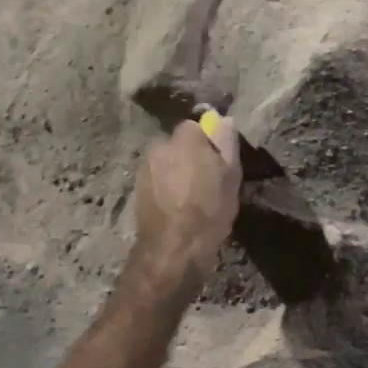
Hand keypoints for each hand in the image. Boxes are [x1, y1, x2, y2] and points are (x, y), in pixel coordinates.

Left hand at [132, 117, 241, 291]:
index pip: (195, 126)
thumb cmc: (209, 209)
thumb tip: (224, 119)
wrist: (173, 248)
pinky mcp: (137, 188)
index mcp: (185, 138)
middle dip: (189, 156)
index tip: (217, 161)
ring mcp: (144, 167)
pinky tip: (176, 207)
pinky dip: (165, 187)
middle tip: (206, 180)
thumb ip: (227, 143)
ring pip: (166, 162)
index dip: (207, 142)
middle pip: (178, 144)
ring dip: (175, 172)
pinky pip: (156, 179)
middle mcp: (160, 146)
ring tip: (190, 196)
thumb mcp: (231, 176)